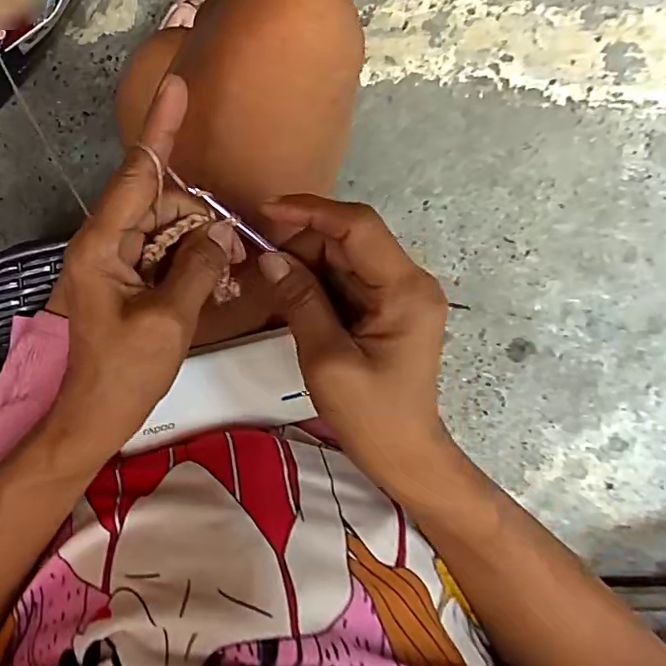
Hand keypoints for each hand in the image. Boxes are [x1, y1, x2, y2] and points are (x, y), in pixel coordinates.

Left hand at [49, 75, 242, 443]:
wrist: (93, 415)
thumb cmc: (124, 373)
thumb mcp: (170, 321)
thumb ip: (198, 267)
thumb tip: (220, 233)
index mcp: (101, 245)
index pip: (137, 174)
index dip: (160, 128)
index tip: (175, 85)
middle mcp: (102, 242)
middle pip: (159, 201)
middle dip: (197, 218)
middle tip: (230, 257)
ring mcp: (112, 258)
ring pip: (164, 226)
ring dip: (197, 244)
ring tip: (222, 281)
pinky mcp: (123, 275)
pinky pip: (161, 251)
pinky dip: (188, 261)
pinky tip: (211, 286)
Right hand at [255, 195, 455, 487]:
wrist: (404, 455)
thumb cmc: (371, 414)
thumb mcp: (326, 358)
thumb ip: (300, 301)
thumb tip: (270, 257)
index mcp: (404, 291)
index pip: (358, 227)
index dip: (310, 210)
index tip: (265, 211)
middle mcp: (406, 282)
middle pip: (347, 238)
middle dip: (299, 242)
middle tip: (258, 264)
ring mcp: (396, 294)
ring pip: (341, 255)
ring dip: (302, 261)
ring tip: (268, 283)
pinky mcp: (382, 307)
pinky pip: (342, 277)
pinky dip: (311, 280)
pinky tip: (287, 294)